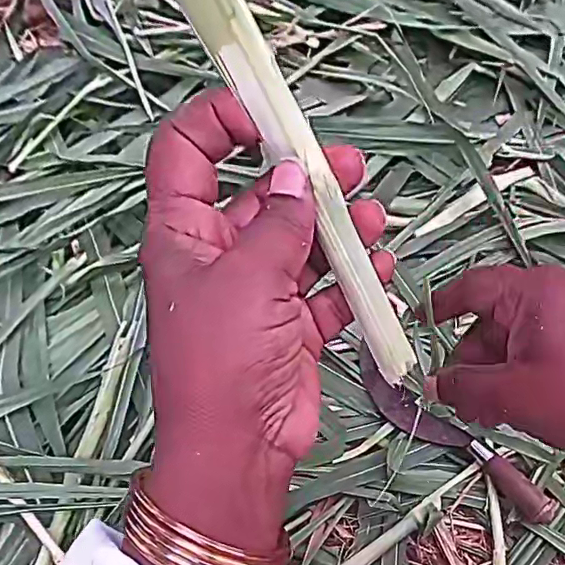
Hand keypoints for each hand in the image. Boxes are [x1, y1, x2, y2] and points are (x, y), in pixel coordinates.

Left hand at [139, 89, 393, 560]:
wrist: (240, 447)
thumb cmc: (222, 362)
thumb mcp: (246, 279)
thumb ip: (279, 224)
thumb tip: (297, 179)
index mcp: (184, 238)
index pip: (186, 156)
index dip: (218, 123)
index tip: (264, 116)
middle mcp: (221, 263)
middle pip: (263, 200)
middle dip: (305, 180)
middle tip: (347, 168)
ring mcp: (260, 299)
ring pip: (302, 247)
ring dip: (338, 231)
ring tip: (372, 218)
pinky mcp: (293, 332)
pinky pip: (326, 295)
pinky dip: (352, 282)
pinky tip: (380, 268)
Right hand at [423, 265, 564, 459]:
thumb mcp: (509, 394)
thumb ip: (462, 386)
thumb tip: (433, 385)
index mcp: (535, 292)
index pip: (473, 286)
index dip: (440, 306)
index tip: (419, 323)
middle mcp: (554, 296)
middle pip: (489, 320)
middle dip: (467, 359)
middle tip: (455, 395)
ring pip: (509, 340)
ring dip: (488, 374)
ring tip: (482, 411)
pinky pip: (532, 351)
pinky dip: (513, 374)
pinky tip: (506, 406)